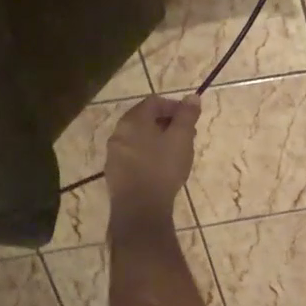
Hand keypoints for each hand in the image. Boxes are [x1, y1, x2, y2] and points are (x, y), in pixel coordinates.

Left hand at [104, 95, 200, 225]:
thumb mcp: (182, 137)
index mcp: (133, 121)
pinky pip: (134, 153)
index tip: (190, 119)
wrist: (139, 208)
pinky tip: (162, 166)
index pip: (154, 101)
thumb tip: (191, 97)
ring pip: (140, 137)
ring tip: (177, 151)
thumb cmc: (163, 167)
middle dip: (168, 123)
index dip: (175, 106)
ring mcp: (114, 153)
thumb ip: (187, 115)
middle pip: (145, 118)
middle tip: (187, 135)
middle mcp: (118, 133)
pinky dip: (149, 152)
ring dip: (159, 138)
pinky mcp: (115, 172)